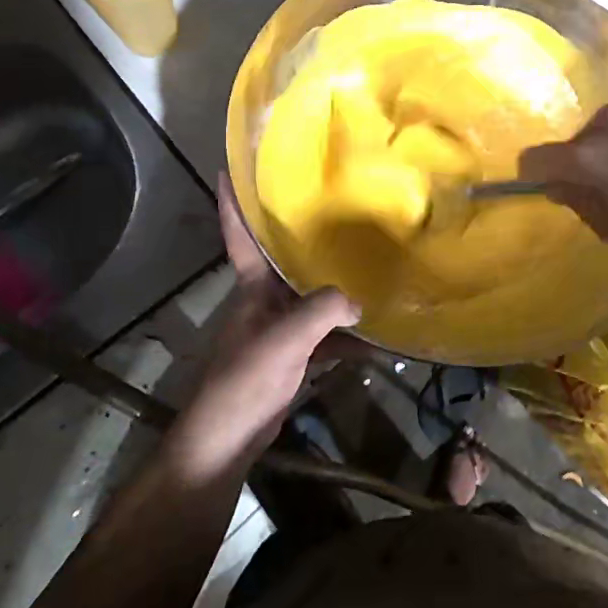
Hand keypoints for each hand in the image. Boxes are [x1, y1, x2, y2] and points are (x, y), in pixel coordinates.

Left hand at [162, 175, 360, 479]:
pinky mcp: (293, 358)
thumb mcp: (285, 339)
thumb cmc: (245, 381)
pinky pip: (325, 338)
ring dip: (338, 291)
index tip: (229, 168)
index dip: (233, 203)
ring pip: (312, 300)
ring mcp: (279, 330)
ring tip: (376, 268)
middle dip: (308, 238)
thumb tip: (357, 301)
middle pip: (287, 262)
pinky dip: (348, 339)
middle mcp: (264, 301)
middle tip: (340, 210)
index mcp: (252, 288)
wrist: (228, 439)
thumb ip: (322, 312)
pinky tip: (380, 340)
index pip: (240, 237)